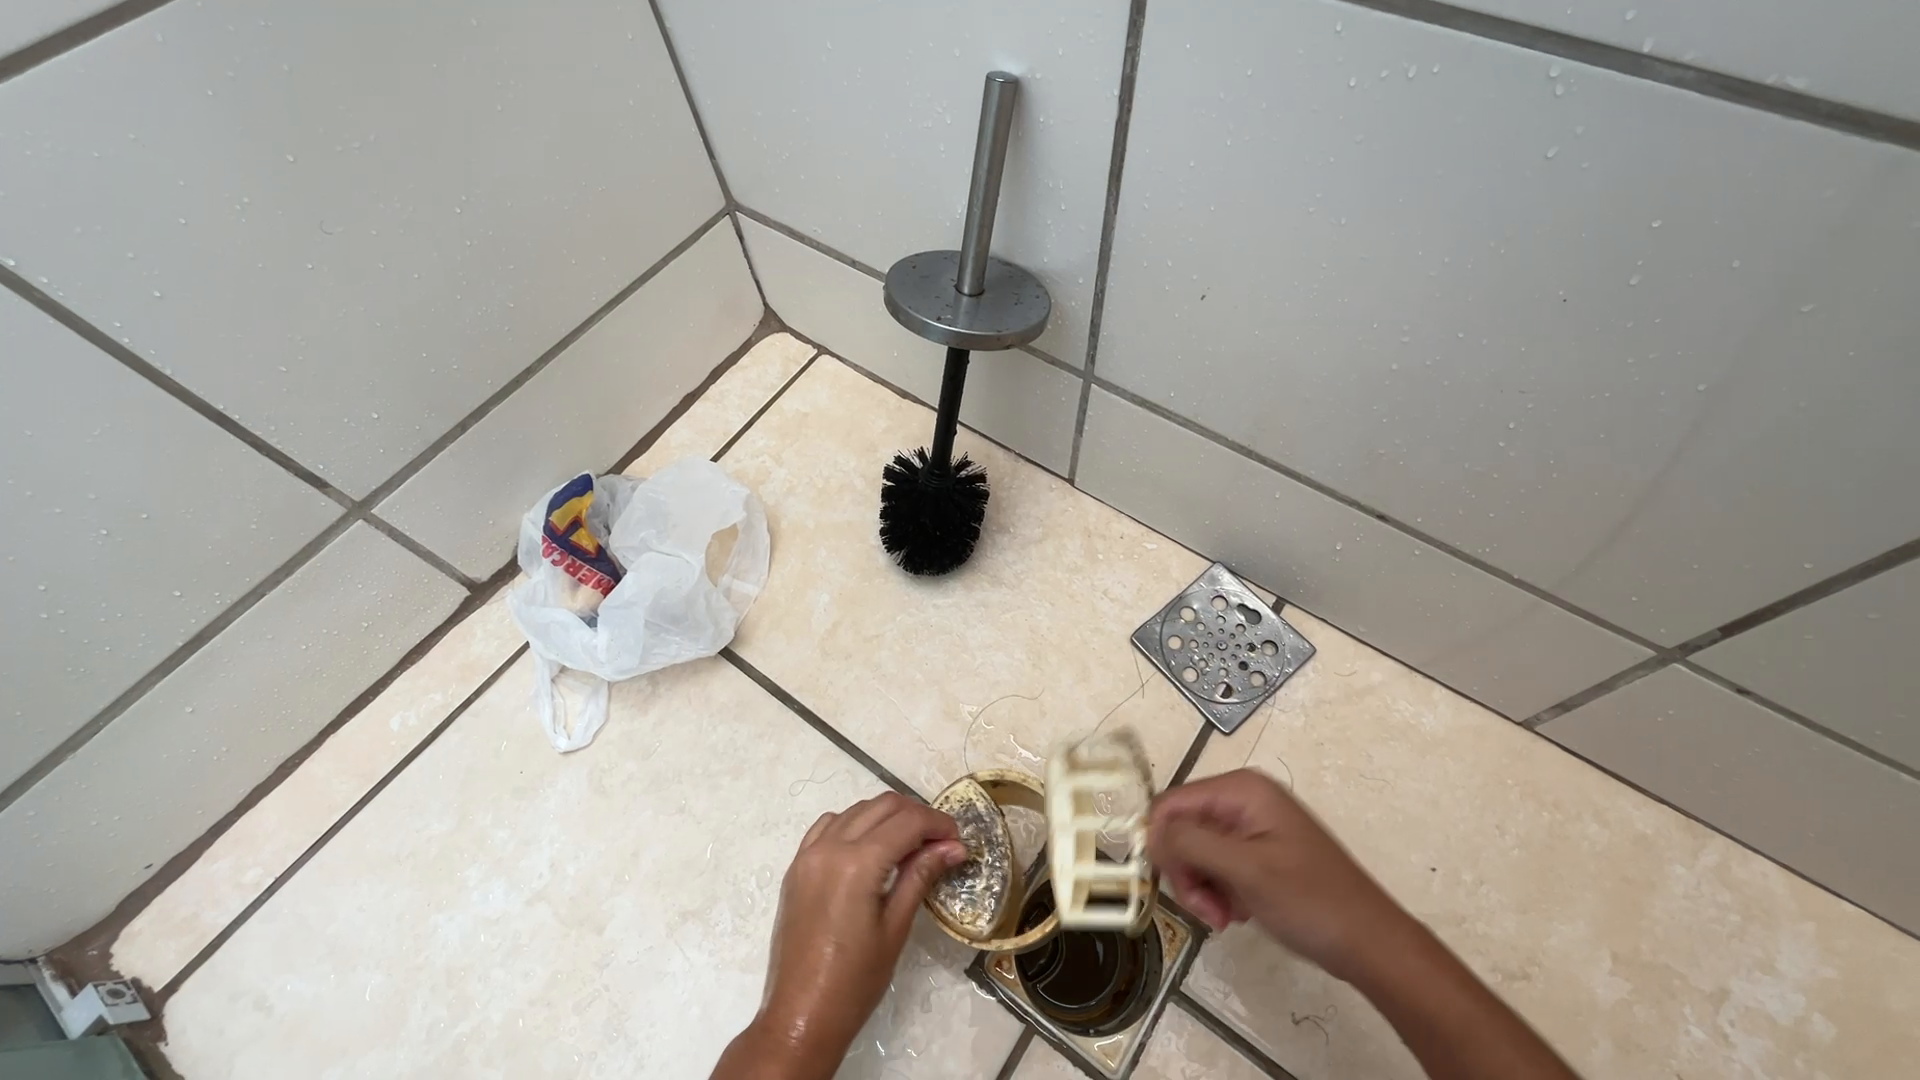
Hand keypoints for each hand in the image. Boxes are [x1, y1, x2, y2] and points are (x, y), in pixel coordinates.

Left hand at [754, 793, 967, 1065]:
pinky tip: (870, 847)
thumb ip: (920, 876)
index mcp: (857, 863)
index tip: (958, 840)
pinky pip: (828, 826)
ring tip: (910, 845)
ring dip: (886, 817)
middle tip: (940, 842)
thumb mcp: (895, 928)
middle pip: (882, 806)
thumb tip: (954, 846)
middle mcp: (830, 847)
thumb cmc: (854, 982)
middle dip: (916, 816)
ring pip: (856, 811)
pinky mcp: (797, 867)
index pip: (907, 822)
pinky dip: (854, 824)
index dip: (938, 824)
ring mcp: (808, 854)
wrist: (800, 1015)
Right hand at [1148, 768, 1409, 980]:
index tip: (1170, 883)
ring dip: (1200, 887)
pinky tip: (1235, 914)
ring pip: (1195, 851)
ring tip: (1222, 918)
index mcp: (1241, 789)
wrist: (1370, 943)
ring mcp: (1251, 827)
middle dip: (1185, 870)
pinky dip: (1216, 892)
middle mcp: (1242, 799)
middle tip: (1204, 909)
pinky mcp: (1257, 853)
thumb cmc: (1311, 901)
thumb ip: (1191, 843)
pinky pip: (1215, 866)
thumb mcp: (1246, 870)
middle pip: (1181, 828)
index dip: (1161, 842)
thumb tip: (1148, 831)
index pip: (1171, 803)